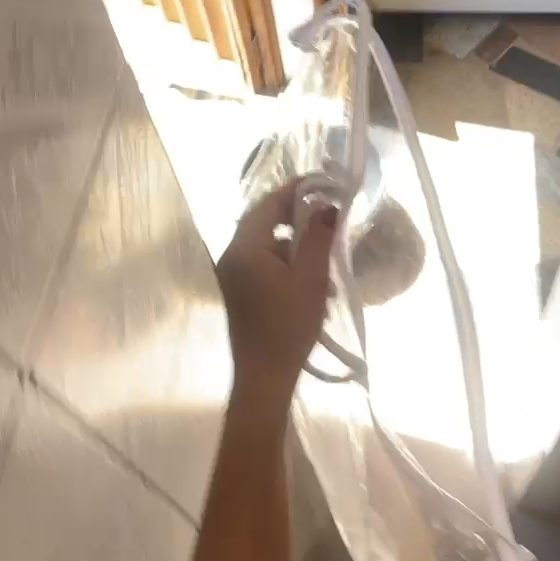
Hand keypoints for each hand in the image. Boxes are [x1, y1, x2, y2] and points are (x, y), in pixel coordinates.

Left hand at [217, 178, 338, 399]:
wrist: (264, 376)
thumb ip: (317, 238)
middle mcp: (232, 254)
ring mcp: (233, 273)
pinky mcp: (239, 289)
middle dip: (297, 217)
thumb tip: (327, 206)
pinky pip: (262, 262)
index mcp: (245, 248)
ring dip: (294, 244)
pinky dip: (286, 262)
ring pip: (265, 243)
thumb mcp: (310, 279)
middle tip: (328, 217)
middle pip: (264, 221)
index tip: (323, 184)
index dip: (295, 190)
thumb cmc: (288, 327)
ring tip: (323, 260)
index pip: (268, 204)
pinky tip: (310, 281)